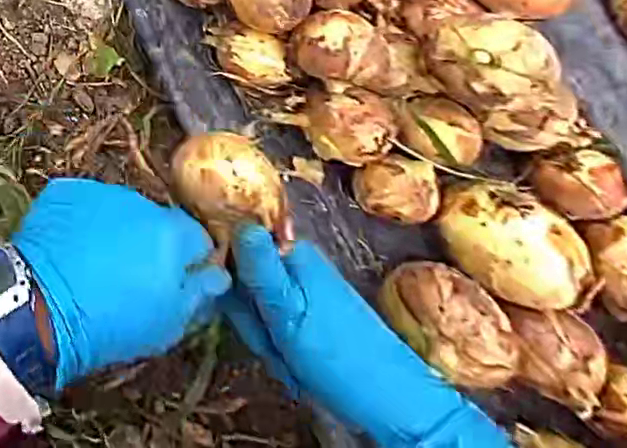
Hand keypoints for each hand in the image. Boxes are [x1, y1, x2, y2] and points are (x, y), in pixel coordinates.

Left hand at [12, 178, 230, 389]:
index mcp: (170, 232)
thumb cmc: (114, 321)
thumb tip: (216, 275)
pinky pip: (82, 203)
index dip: (191, 261)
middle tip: (133, 276)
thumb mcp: (169, 323)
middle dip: (150, 243)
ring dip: (116, 230)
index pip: (197, 237)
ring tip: (97, 264)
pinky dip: (81, 221)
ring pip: (118, 210)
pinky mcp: (64, 190)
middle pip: (155, 221)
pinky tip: (71, 247)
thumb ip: (199, 293)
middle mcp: (138, 200)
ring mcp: (98, 191)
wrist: (42, 302)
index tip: (178, 281)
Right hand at [225, 225, 510, 447]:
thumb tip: (239, 218)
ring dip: (264, 335)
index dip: (227, 279)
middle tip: (270, 346)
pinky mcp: (311, 309)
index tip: (241, 313)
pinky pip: (276, 318)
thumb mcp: (289, 313)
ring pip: (258, 302)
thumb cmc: (339, 359)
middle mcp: (296, 259)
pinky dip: (278, 343)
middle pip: (244, 276)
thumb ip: (260, 267)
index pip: (233, 245)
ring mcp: (305, 285)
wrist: (398, 407)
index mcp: (290, 251)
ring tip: (286, 362)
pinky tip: (293, 366)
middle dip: (249, 316)